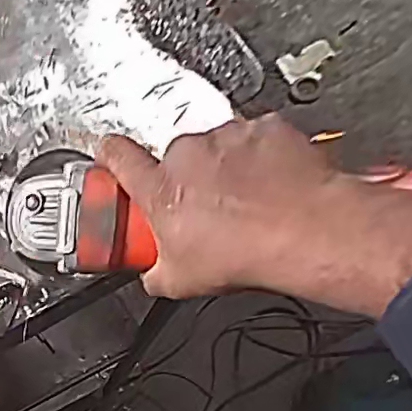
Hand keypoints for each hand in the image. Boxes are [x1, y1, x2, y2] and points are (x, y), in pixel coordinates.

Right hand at [97, 116, 411, 316]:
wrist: (305, 232)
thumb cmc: (244, 251)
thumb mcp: (176, 282)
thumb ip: (152, 271)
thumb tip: (151, 273)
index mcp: (159, 189)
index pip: (116, 157)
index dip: (107, 156)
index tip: (107, 156)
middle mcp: (189, 155)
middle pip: (170, 161)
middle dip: (179, 184)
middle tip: (193, 214)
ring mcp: (229, 138)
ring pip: (211, 151)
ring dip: (216, 173)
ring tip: (234, 207)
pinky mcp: (266, 128)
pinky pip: (249, 142)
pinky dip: (252, 161)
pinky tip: (260, 190)